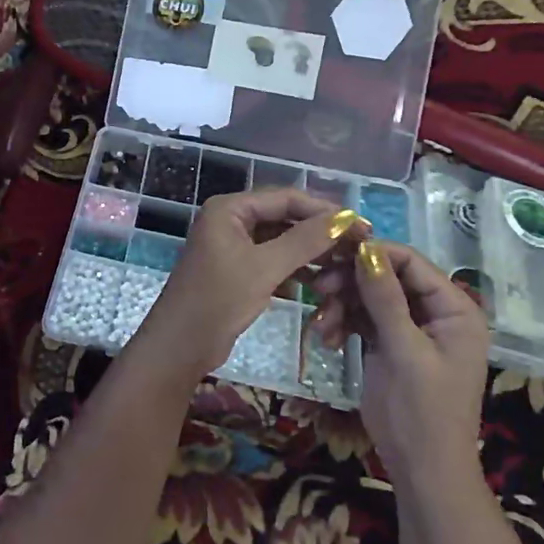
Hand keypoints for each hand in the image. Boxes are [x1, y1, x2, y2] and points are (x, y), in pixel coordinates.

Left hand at [134, 189, 343, 379]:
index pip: (286, 198)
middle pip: (285, 218)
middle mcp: (229, 221)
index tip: (363, 227)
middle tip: (360, 247)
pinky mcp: (237, 271)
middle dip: (320, 233)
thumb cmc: (218, 300)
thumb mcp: (264, 268)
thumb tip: (346, 218)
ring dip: (310, 253)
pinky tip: (321, 284)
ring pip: (281, 241)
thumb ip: (305, 241)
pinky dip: (295, 270)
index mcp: (229, 209)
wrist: (181, 345)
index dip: (325, 211)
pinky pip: (273, 261)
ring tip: (345, 267)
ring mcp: (232, 246)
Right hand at [311, 242, 490, 483]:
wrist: (420, 467)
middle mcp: (434, 313)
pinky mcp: (387, 345)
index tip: (333, 256)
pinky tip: (326, 339)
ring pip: (369, 298)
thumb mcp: (404, 352)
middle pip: (387, 278)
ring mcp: (409, 330)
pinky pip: (361, 320)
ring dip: (342, 306)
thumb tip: (365, 250)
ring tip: (321, 326)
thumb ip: (385, 299)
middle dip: (352, 283)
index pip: (412, 264)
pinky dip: (342, 324)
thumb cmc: (422, 410)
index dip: (375, 255)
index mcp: (455, 310)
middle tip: (319, 288)